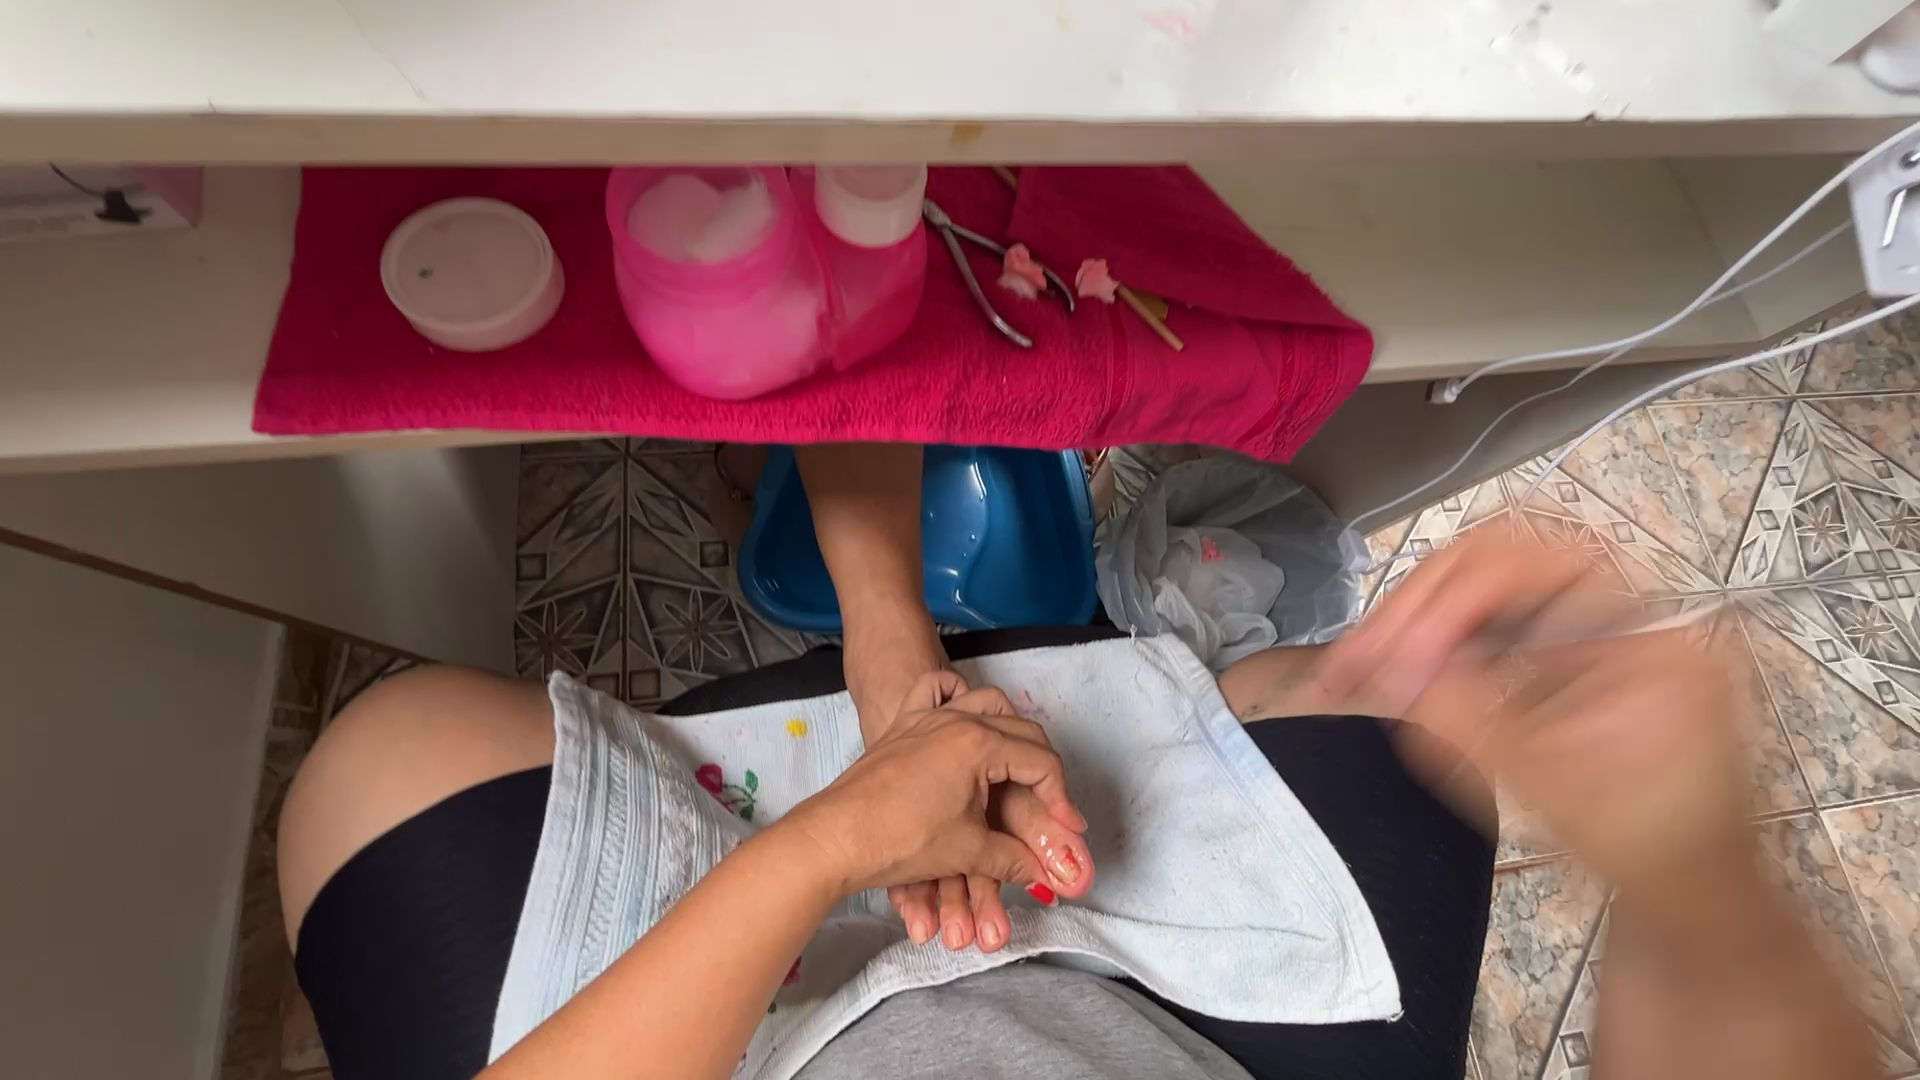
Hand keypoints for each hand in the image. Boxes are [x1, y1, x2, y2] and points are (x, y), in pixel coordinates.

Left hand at [879, 675, 1096, 952]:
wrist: (836, 836)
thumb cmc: (902, 840)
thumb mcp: (968, 851)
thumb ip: (1015, 858)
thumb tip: (1046, 873)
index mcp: (980, 744)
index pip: (1040, 761)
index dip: (1061, 797)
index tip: (1069, 826)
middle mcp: (958, 719)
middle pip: (1020, 729)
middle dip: (1042, 767)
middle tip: (1051, 803)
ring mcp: (928, 716)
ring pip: (984, 702)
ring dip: (1008, 727)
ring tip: (1017, 761)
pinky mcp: (904, 724)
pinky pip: (935, 690)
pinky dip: (953, 693)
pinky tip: (961, 713)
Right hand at [1318, 527, 1749, 892]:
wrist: (1683, 878)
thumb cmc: (1636, 837)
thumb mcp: (1537, 775)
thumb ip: (1454, 711)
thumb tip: (1381, 665)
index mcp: (1638, 631)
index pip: (1523, 569)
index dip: (1445, 602)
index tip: (1396, 655)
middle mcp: (1613, 611)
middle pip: (1486, 565)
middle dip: (1410, 607)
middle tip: (1358, 655)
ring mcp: (1583, 625)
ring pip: (1471, 584)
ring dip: (1407, 619)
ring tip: (1360, 662)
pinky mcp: (1555, 646)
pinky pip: (1477, 617)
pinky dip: (1426, 637)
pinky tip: (1391, 667)